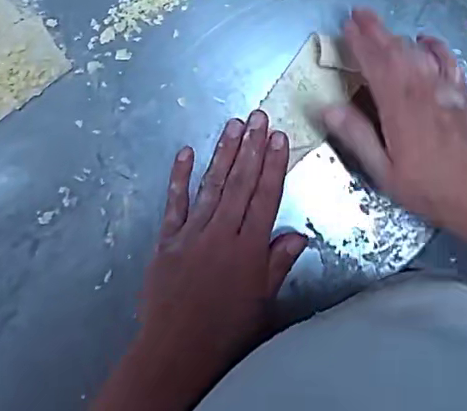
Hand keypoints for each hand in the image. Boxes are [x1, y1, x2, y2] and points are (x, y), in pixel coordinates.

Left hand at [93, 111, 307, 410]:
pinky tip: (186, 151)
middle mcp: (221, 233)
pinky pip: (175, 201)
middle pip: (240, 182)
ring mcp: (192, 232)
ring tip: (234, 124)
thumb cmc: (226, 330)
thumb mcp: (261, 302)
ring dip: (224, 152)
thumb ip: (278, 264)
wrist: (176, 350)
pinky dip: (180, 176)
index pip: (264, 197)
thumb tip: (299, 234)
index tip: (278, 137)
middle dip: (251, 147)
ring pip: (212, 184)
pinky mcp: (168, 237)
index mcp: (248, 249)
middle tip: (258, 116)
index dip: (272, 165)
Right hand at [319, 7, 466, 229]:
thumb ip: (357, 136)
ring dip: (396, 36)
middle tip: (358, 13)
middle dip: (375, 29)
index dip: (359, 43)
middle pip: (394, 50)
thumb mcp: (384, 171)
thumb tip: (328, 107)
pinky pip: (447, 61)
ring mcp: (443, 89)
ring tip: (380, 25)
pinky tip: (425, 40)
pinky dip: (434, 47)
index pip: (374, 64)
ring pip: (417, 52)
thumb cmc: (428, 186)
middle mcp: (421, 90)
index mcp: (398, 106)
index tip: (346, 27)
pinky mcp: (460, 94)